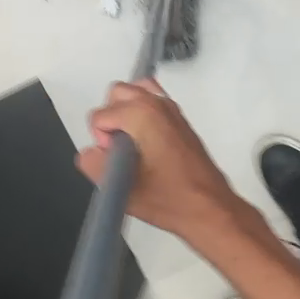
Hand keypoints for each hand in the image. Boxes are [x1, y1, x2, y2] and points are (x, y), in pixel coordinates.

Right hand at [77, 80, 253, 243]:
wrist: (210, 207)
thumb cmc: (170, 199)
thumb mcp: (122, 188)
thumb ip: (95, 165)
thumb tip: (90, 153)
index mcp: (142, 115)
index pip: (100, 115)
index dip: (101, 140)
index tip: (117, 161)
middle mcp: (157, 103)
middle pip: (116, 94)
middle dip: (110, 119)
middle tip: (119, 150)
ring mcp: (171, 108)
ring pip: (135, 91)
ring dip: (125, 112)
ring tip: (130, 143)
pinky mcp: (179, 118)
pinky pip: (152, 100)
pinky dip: (142, 112)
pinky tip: (145, 144)